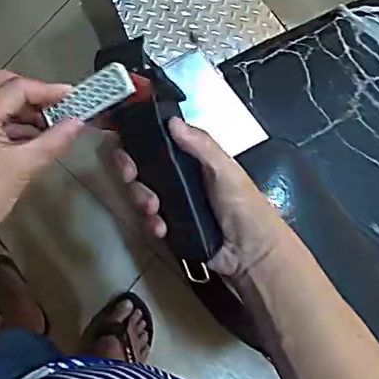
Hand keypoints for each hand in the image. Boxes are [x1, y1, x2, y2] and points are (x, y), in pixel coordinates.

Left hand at [0, 71, 84, 279]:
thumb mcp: (22, 168)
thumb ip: (53, 141)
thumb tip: (78, 122)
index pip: (17, 87)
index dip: (48, 90)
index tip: (74, 97)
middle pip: (3, 84)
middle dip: (33, 94)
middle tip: (59, 108)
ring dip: (21, 108)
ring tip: (50, 126)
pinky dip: (8, 121)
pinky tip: (29, 138)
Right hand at [109, 117, 287, 280]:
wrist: (252, 256)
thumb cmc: (246, 208)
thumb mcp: (226, 170)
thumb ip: (201, 145)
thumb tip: (174, 122)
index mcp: (191, 157)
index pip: (156, 141)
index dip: (136, 140)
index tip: (126, 145)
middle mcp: (177, 177)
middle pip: (139, 166)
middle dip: (129, 171)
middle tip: (131, 175)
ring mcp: (171, 202)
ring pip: (139, 193)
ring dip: (139, 198)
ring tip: (154, 209)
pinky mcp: (169, 226)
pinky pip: (146, 221)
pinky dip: (149, 223)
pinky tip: (162, 227)